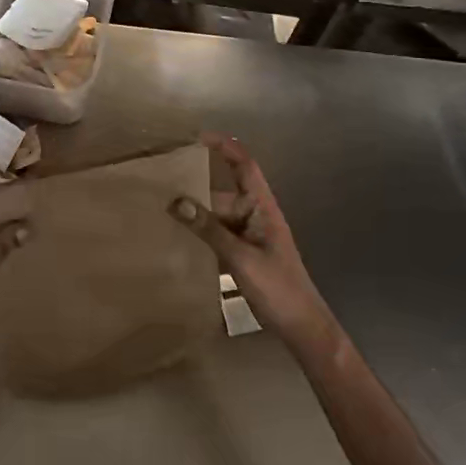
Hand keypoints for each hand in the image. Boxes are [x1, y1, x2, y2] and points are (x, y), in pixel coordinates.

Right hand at [170, 134, 337, 351]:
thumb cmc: (278, 287)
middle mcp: (256, 215)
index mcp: (263, 207)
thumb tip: (175, 201)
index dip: (225, 146)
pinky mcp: (244, 253)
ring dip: (196, 211)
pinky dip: (201, 231)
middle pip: (224, 191)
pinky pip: (218, 233)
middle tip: (164, 181)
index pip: (245, 165)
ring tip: (163, 208)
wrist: (302, 327)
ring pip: (218, 214)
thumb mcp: (240, 257)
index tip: (198, 137)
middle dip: (198, 184)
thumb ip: (208, 229)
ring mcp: (250, 235)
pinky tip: (179, 237)